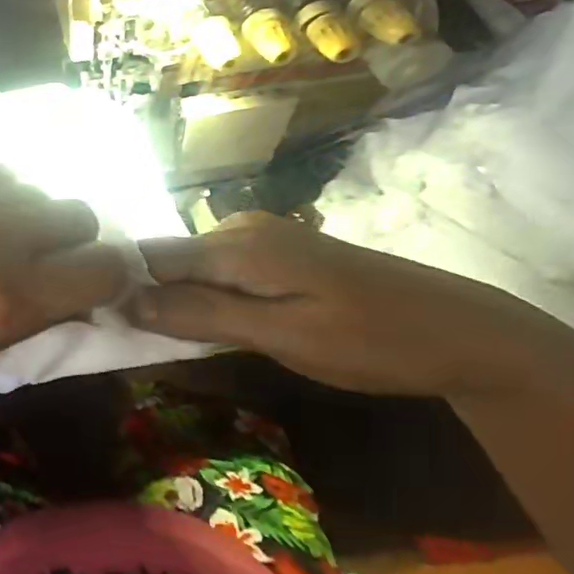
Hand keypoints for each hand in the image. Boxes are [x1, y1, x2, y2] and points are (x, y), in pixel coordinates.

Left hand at [0, 163, 127, 412]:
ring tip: (5, 239)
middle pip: (78, 214)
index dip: (106, 278)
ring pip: (38, 189)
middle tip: (48, 262)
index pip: (103, 267)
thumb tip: (85, 291)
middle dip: (75, 242)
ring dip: (35, 216)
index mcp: (6, 298)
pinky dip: (0, 195)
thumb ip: (40, 317)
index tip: (91, 284)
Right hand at [132, 212, 573, 399]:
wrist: (466, 333)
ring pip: (193, 265)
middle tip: (145, 346)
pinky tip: (220, 324)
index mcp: (237, 243)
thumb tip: (126, 300)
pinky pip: (220, 268)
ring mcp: (262, 235)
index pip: (149, 256)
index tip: (107, 326)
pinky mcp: (279, 251)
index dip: (124, 287)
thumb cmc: (372, 340)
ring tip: (178, 341)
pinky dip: (209, 295)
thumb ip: (202, 314)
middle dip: (150, 296)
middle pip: (169, 259)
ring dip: (179, 299)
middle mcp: (241, 227)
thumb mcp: (282, 336)